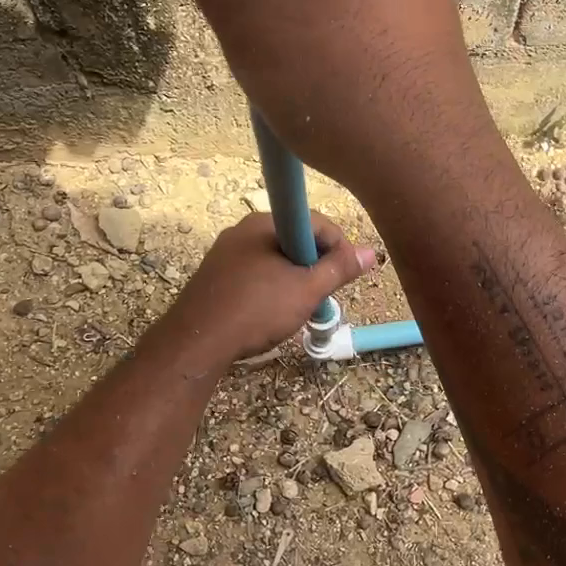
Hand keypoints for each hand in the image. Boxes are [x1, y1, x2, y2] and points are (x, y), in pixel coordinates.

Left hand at [156, 212, 378, 364]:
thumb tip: (370, 252)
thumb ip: (339, 269)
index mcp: (264, 223)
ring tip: (301, 308)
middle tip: (325, 295)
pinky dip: (273, 287)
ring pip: (276, 258)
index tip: (347, 275)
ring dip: (296, 279)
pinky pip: (257, 272)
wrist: (195, 343)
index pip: (315, 222)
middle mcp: (243, 230)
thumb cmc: (256, 311)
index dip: (338, 247)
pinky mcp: (216, 275)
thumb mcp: (306, 290)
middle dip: (316, 266)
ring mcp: (226, 252)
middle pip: (296, 239)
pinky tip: (273, 312)